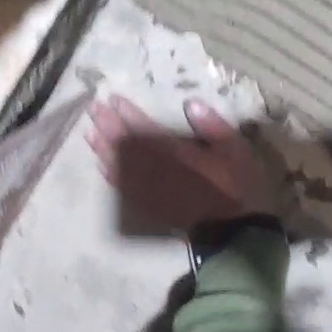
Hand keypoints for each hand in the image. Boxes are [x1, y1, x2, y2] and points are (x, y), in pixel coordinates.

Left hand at [87, 96, 280, 233]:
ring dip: (105, 150)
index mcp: (181, 154)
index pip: (149, 131)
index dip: (130, 115)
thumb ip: (214, 126)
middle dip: (111, 127)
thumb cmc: (240, 187)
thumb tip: (190, 104)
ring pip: (123, 168)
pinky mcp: (153, 207)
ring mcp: (154, 192)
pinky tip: (102, 168)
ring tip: (90, 134)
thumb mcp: (237, 150)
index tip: (115, 100)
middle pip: (130, 148)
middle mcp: (161, 172)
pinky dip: (112, 178)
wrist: (238, 231)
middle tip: (94, 111)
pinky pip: (127, 191)